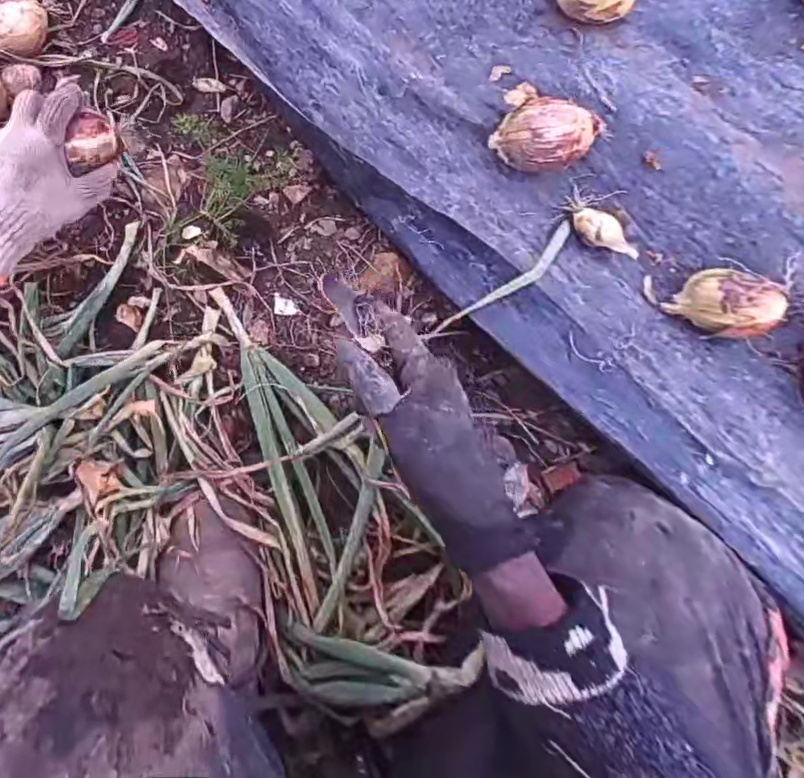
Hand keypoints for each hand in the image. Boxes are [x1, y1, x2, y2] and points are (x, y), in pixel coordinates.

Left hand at [0, 82, 118, 284]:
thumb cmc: (39, 212)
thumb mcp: (77, 200)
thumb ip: (98, 182)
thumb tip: (113, 168)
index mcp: (43, 138)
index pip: (58, 102)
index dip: (70, 95)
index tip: (77, 96)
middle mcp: (17, 133)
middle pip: (28, 98)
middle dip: (42, 100)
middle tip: (53, 114)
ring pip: (12, 120)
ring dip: (24, 125)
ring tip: (35, 145)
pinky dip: (9, 146)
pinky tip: (16, 165)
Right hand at [336, 308, 533, 574]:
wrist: (473, 515)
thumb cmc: (433, 465)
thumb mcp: (393, 419)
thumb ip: (368, 379)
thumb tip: (342, 342)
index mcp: (427, 368)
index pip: (389, 324)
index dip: (360, 306)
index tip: (330, 287)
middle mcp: (435, 375)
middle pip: (389, 348)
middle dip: (362, 348)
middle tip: (338, 354)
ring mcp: (436, 396)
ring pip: (392, 374)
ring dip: (371, 378)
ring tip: (360, 401)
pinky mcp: (434, 416)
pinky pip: (400, 394)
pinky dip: (381, 397)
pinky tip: (376, 420)